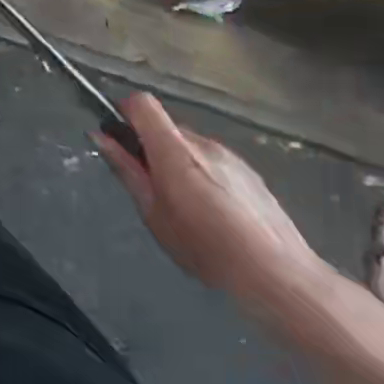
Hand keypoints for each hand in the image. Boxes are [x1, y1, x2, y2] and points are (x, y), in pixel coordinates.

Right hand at [98, 93, 326, 298]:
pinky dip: (201, 173)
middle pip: (165, 126)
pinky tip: (214, 212)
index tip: (118, 139)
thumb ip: (127, 170)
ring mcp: (231, 157)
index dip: (124, 113)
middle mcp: (203, 144)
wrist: (283, 279)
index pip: (142, 103)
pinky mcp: (251, 174)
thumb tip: (100, 136)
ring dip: (176, 161)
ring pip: (189, 145)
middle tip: (150, 185)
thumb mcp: (152, 213)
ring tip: (185, 204)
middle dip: (149, 146)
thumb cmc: (207, 248)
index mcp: (174, 150)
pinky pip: (212, 160)